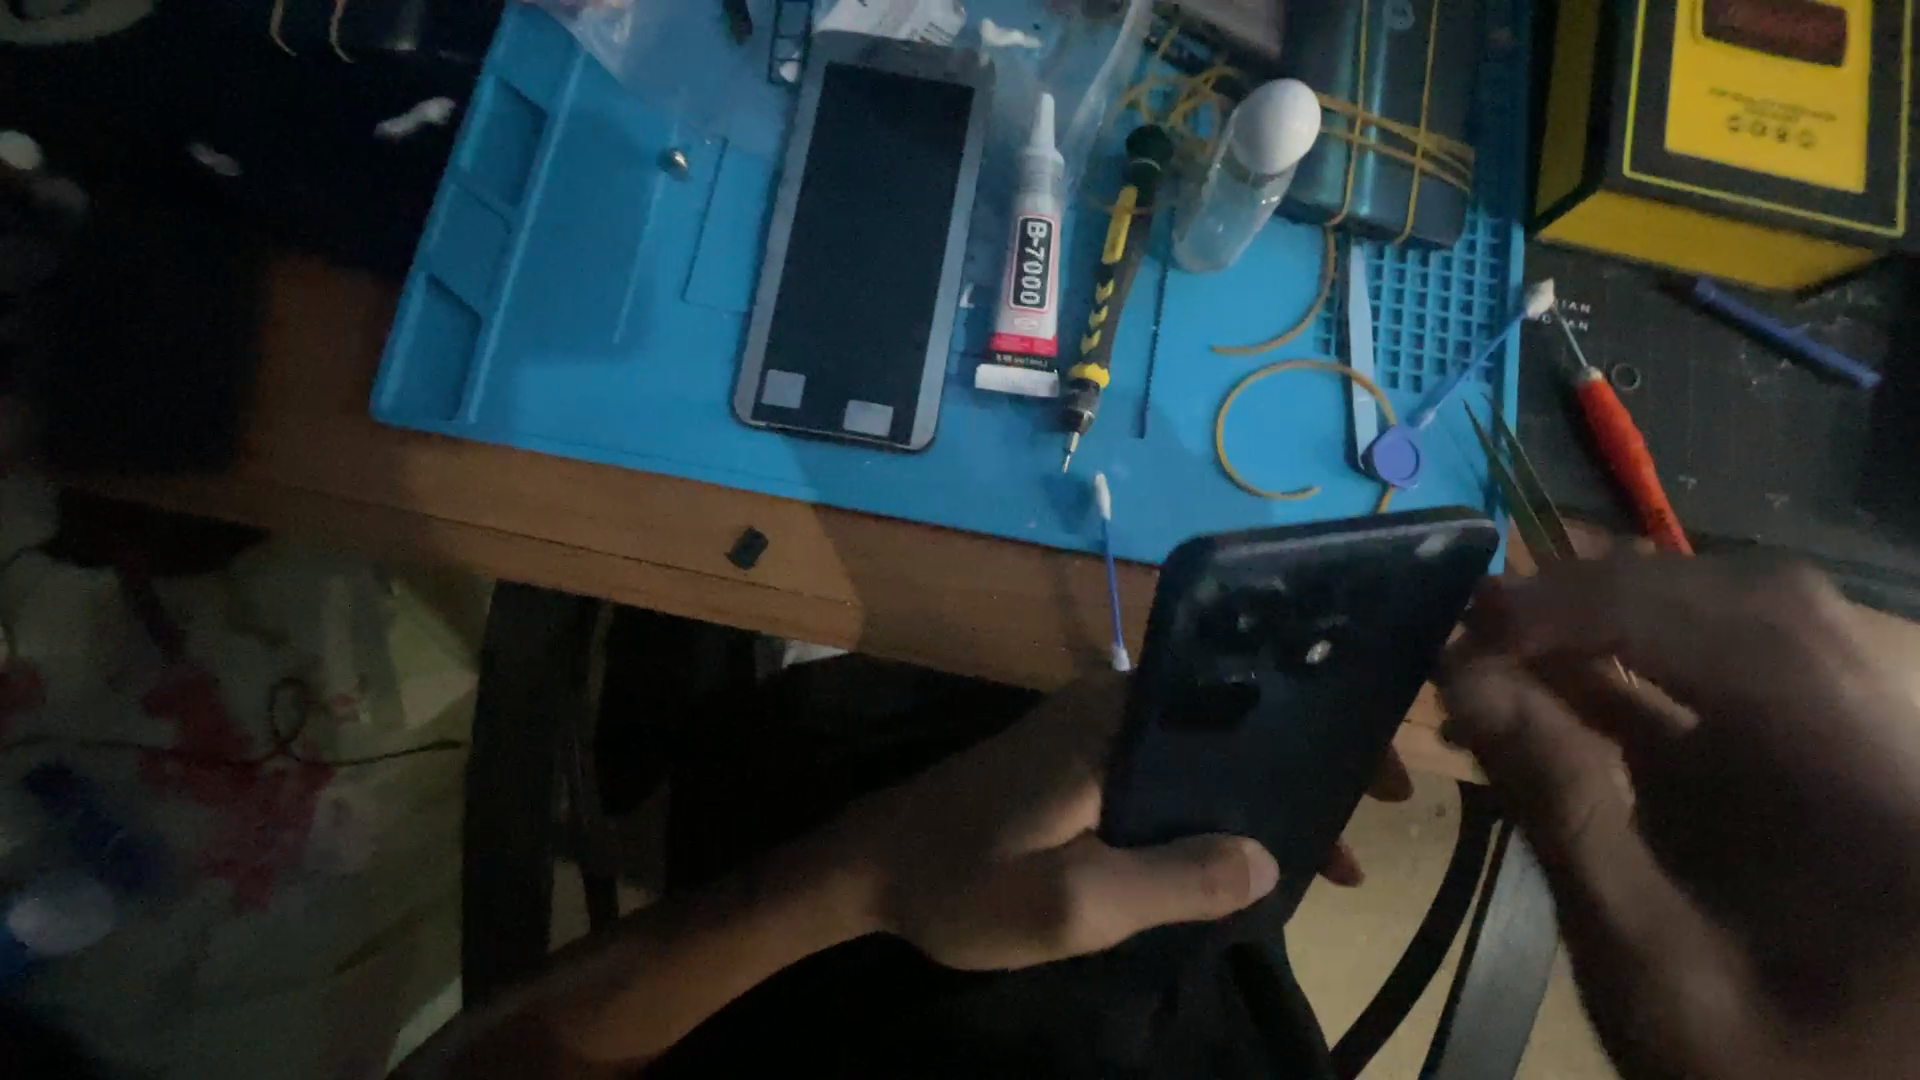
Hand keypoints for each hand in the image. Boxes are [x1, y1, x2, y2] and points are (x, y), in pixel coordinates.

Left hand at [828, 673, 1408, 970]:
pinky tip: (1239, 847)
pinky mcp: (1071, 758)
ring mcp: (1087, 730)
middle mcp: (1106, 708)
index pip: (1235, 706)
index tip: (1378, 777)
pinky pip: (1160, 768)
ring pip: (1196, 747)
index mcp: (1113, 723)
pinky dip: (1207, 800)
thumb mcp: (1072, 902)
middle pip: (1225, 722)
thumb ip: (1172, 879)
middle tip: (1370, 818)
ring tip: (1327, 845)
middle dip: (1299, 764)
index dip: (1313, 734)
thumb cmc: (965, 882)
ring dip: (1256, 788)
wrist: (873, 867)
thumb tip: (1270, 856)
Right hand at [1440, 556, 1919, 1078]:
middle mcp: (1885, 757)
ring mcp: (1840, 763)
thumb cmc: (1767, 1077)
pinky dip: (1603, 672)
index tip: (1486, 623)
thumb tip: (1462, 678)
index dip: (1610, 606)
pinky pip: (1697, 692)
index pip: (1759, 642)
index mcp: (1887, 805)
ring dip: (1603, 620)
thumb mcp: (1648, 967)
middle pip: (1758, 612)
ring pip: (1730, 636)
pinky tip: (1523, 684)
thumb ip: (1561, 813)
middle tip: (1483, 611)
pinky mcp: (1788, 777)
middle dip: (1606, 592)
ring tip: (1495, 632)